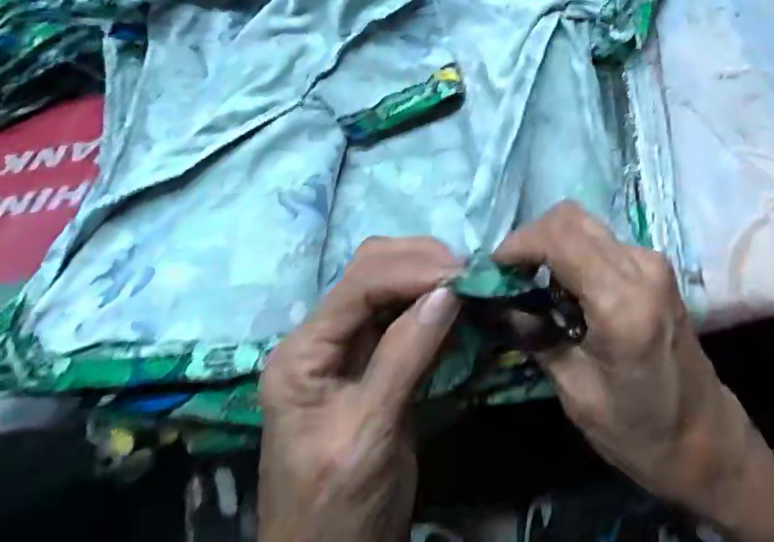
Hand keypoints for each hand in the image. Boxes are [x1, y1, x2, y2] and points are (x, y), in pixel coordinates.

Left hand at [258, 237, 461, 541]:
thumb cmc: (336, 509)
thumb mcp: (369, 434)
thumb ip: (404, 357)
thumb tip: (449, 290)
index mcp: (303, 351)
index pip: (358, 285)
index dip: (410, 269)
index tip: (462, 272)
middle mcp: (321, 338)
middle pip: (369, 272)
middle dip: (420, 263)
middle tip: (471, 274)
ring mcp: (347, 351)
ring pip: (388, 288)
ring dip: (429, 278)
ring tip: (470, 284)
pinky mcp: (374, 366)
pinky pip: (404, 320)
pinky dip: (433, 308)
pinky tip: (461, 309)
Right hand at [494, 202, 773, 541]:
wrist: (708, 441)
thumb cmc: (640, 431)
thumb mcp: (577, 392)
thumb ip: (536, 336)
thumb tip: (495, 303)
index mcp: (623, 302)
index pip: (560, 237)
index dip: (518, 243)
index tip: (493, 268)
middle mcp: (642, 268)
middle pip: (571, 218)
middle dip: (532, 238)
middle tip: (509, 274)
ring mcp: (653, 261)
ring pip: (585, 224)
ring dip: (552, 243)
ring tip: (531, 281)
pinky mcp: (655, 266)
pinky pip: (602, 240)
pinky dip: (572, 251)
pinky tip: (562, 286)